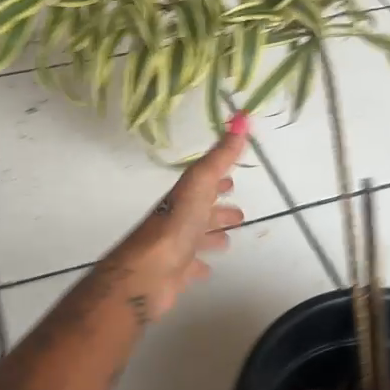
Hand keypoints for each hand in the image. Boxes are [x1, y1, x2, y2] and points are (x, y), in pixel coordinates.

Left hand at [100, 114, 249, 322]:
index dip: (218, 178)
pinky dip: (199, 267)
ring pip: (196, 238)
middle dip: (218, 210)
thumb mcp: (201, 182)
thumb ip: (221, 154)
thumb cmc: (176, 224)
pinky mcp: (174, 273)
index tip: (233, 178)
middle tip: (239, 214)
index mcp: (185, 197)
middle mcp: (178, 219)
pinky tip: (206, 271)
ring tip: (228, 240)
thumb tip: (241, 116)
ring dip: (211, 236)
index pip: (203, 183)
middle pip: (201, 211)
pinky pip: (189, 268)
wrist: (148, 271)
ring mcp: (174, 247)